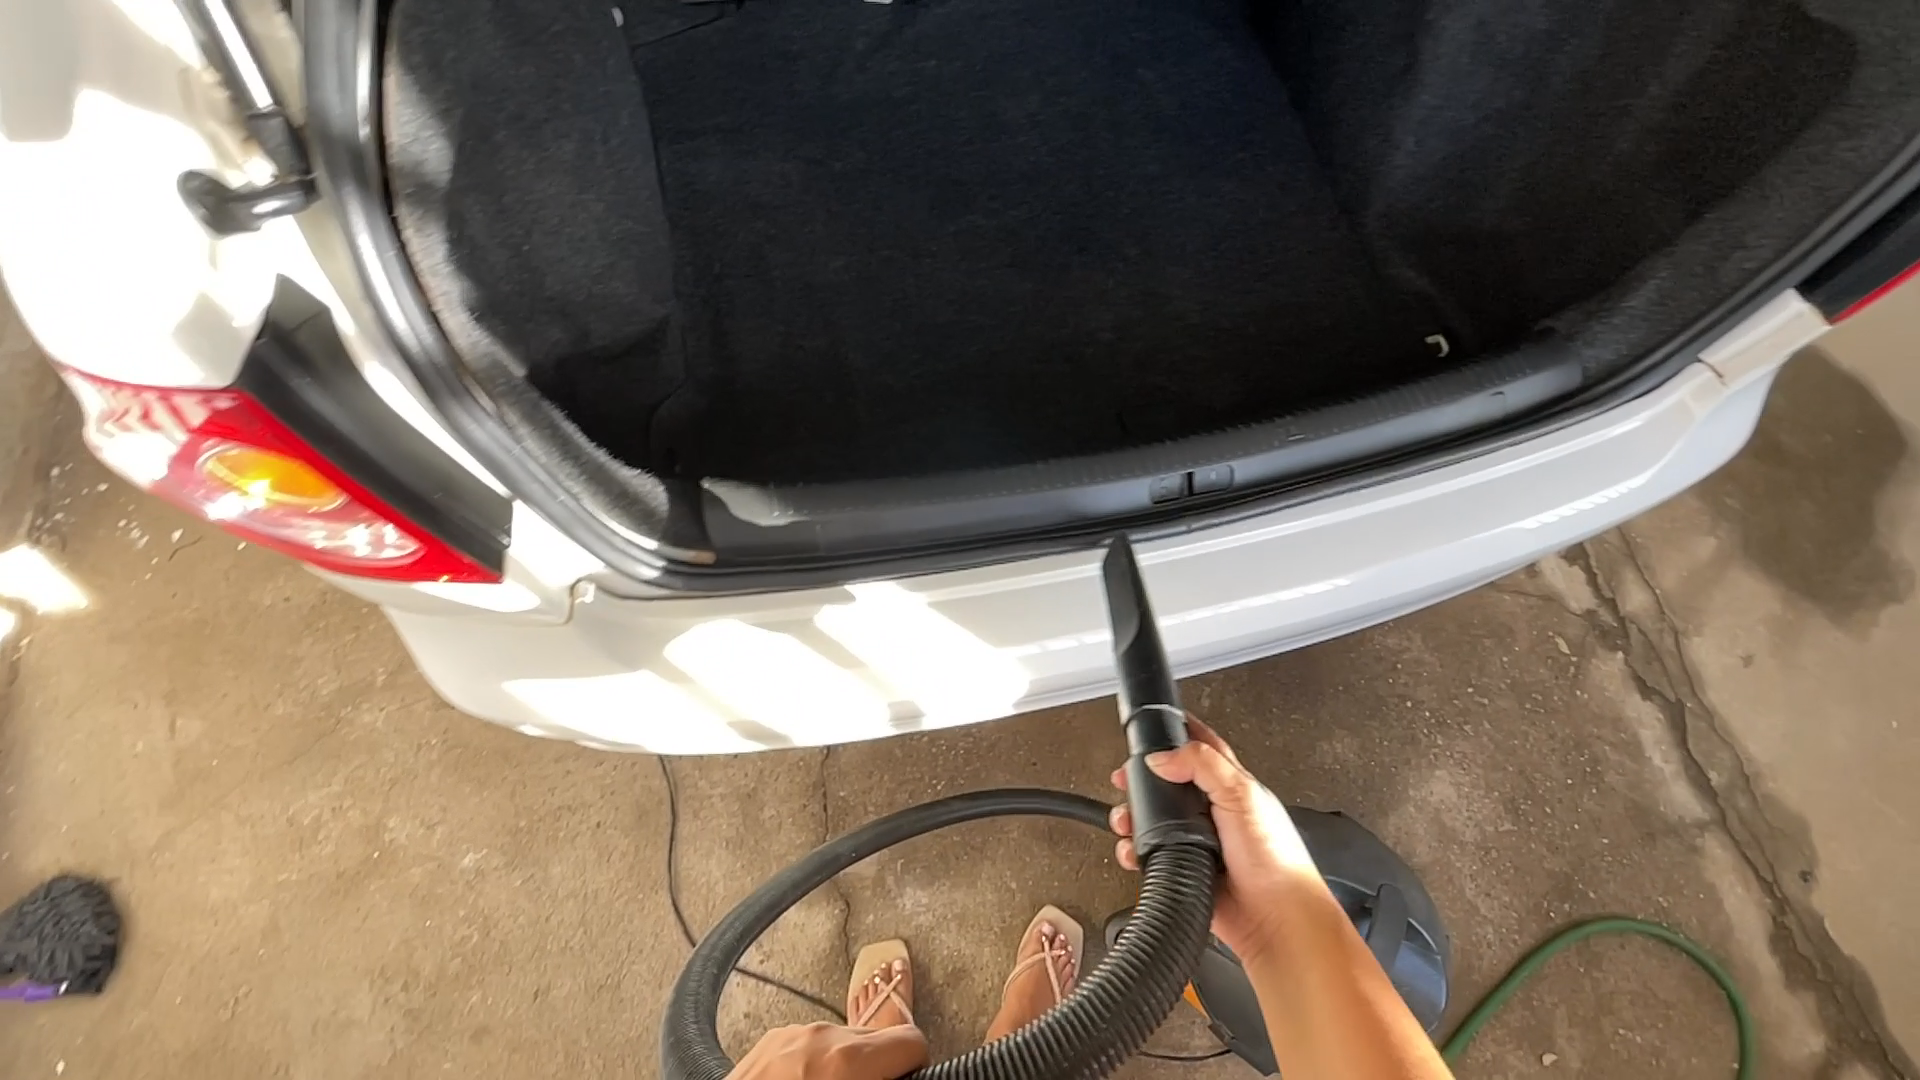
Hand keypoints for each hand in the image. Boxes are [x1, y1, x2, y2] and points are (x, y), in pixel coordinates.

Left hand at [726, 1022, 928, 1079]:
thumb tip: (894, 1075)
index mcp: (847, 1062)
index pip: (911, 1041)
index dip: (914, 1066)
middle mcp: (822, 1037)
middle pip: (877, 1039)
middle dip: (878, 1069)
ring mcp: (792, 1034)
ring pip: (842, 1041)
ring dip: (846, 1068)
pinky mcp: (771, 1039)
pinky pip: (810, 1045)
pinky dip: (815, 1066)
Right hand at [1109, 716, 1323, 963]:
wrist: (1275, 920)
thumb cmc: (1275, 861)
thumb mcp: (1242, 796)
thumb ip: (1202, 766)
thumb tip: (1160, 757)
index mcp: (1232, 785)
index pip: (1202, 746)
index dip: (1178, 731)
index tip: (1154, 724)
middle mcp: (1212, 810)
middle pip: (1168, 782)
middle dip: (1142, 779)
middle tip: (1124, 779)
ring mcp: (1196, 839)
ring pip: (1153, 819)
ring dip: (1132, 817)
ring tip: (1124, 820)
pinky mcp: (1184, 867)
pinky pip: (1149, 854)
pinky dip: (1133, 852)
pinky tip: (1132, 852)